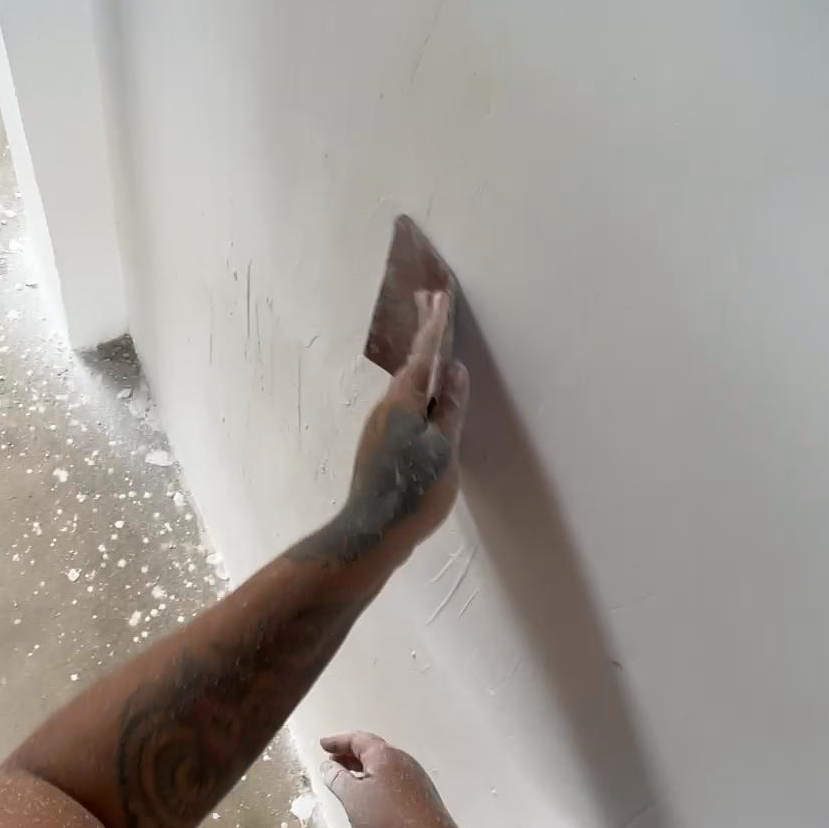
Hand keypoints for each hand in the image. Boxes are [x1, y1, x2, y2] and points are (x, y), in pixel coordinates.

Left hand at [291, 291, 469, 571]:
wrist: (373, 531)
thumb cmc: (414, 491)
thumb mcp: (443, 450)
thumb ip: (449, 409)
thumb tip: (455, 370)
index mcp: (402, 403)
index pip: (424, 356)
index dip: (435, 326)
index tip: (439, 295)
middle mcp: (386, 408)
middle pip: (411, 366)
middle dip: (424, 336)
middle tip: (430, 303)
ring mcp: (379, 429)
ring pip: (405, 387)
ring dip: (419, 362)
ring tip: (431, 344)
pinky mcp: (379, 447)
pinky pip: (402, 406)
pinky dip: (416, 390)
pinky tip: (423, 399)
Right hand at [319, 731, 467, 827]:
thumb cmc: (386, 819)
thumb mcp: (353, 799)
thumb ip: (337, 779)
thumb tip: (328, 766)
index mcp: (385, 755)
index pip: (358, 739)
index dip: (338, 741)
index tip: (323, 745)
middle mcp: (402, 761)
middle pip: (372, 751)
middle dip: (349, 755)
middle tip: (332, 762)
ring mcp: (415, 779)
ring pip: (383, 767)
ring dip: (363, 770)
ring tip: (347, 781)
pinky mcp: (421, 797)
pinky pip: (393, 781)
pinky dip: (376, 782)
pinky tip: (370, 799)